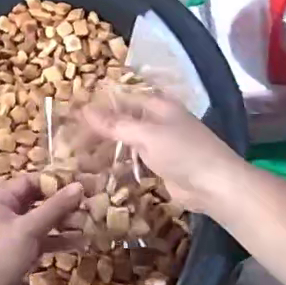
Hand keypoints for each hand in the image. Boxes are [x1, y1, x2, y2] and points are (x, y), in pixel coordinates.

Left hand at [0, 175, 84, 284]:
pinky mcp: (14, 256)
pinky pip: (37, 241)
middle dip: (60, 206)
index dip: (51, 182)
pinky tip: (78, 244)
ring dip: (62, 224)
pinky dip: (55, 241)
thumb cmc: (2, 255)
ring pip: (38, 224)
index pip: (27, 182)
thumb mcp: (30, 228)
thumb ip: (55, 207)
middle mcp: (0, 215)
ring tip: (86, 226)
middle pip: (34, 203)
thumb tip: (79, 185)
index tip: (76, 187)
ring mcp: (7, 237)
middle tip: (85, 207)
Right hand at [82, 92, 241, 215]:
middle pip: (122, 120)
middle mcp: (157, 121)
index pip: (121, 99)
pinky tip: (99, 170)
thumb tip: (84, 109)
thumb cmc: (182, 152)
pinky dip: (117, 163)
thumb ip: (115, 124)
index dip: (98, 105)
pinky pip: (132, 160)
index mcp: (158, 105)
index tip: (72, 115)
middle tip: (71, 140)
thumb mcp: (146, 135)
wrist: (214, 185)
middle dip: (99, 130)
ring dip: (106, 148)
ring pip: (125, 141)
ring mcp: (159, 144)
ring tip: (78, 156)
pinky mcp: (160, 166)